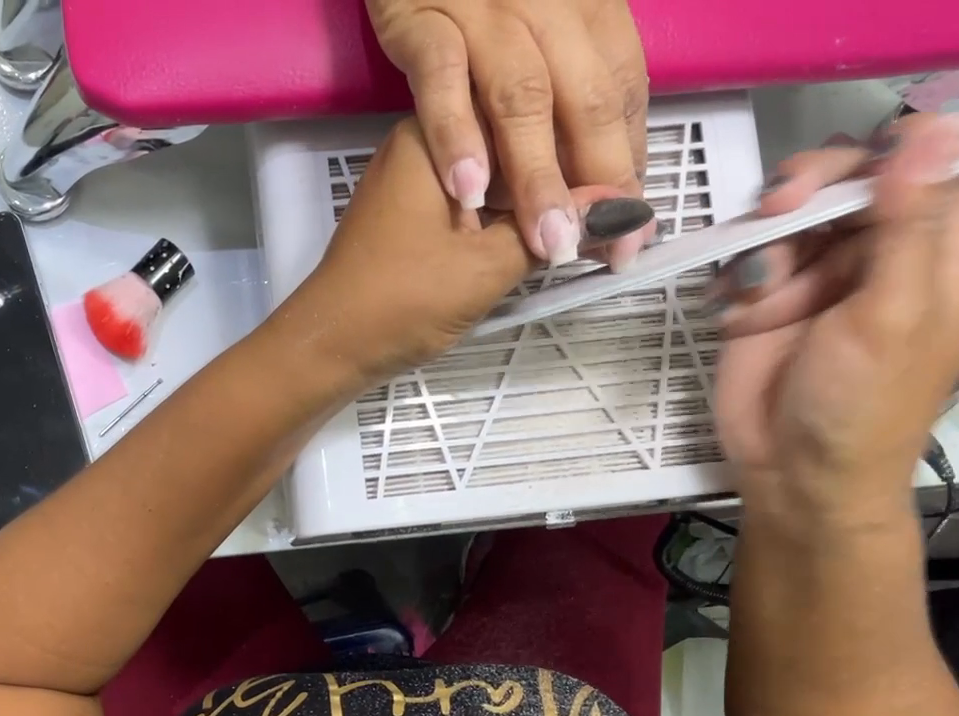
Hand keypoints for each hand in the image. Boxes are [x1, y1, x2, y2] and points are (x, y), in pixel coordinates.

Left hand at [279, 119, 652, 376]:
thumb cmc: (398, 301)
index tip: (631, 211)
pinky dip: (515, 224)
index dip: (592, 167)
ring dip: (548, 210)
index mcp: (440, 128)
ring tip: (597, 243)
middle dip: (574, 190)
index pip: (537, 124)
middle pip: (523, 148)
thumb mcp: (487, 266)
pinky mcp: (418, 212)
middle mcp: (430, 139)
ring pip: (505, 179)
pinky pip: (482, 204)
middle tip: (622, 233)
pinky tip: (549, 247)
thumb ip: (558, 229)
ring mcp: (422, 176)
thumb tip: (626, 211)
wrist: (326, 348)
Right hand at [366, 0, 650, 268]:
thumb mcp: (539, 30)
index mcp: (588, 9)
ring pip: (522, 97)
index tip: (628, 232)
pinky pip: (443, 78)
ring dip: (536, 177)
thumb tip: (598, 186)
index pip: (621, 95)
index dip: (628, 166)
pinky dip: (456, 135)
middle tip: (593, 250)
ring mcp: (485, 12)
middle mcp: (549, 5)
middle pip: (583, 99)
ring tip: (544, 242)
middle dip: (594, 184)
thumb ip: (569, 94)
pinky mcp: (423, 19)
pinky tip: (467, 191)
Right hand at [709, 114, 958, 522]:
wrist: (791, 472)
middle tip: (779, 205)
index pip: (939, 165)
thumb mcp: (891, 314)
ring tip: (754, 274)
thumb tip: (937, 127)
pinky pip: (750, 255)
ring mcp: (819, 276)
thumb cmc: (859, 403)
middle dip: (816, 182)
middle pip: (857, 177)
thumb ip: (908, 224)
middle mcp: (881, 254)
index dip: (902, 149)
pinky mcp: (766, 298)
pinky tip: (734, 303)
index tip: (859, 159)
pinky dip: (737, 269)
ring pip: (796, 211)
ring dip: (767, 231)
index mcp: (938, 254)